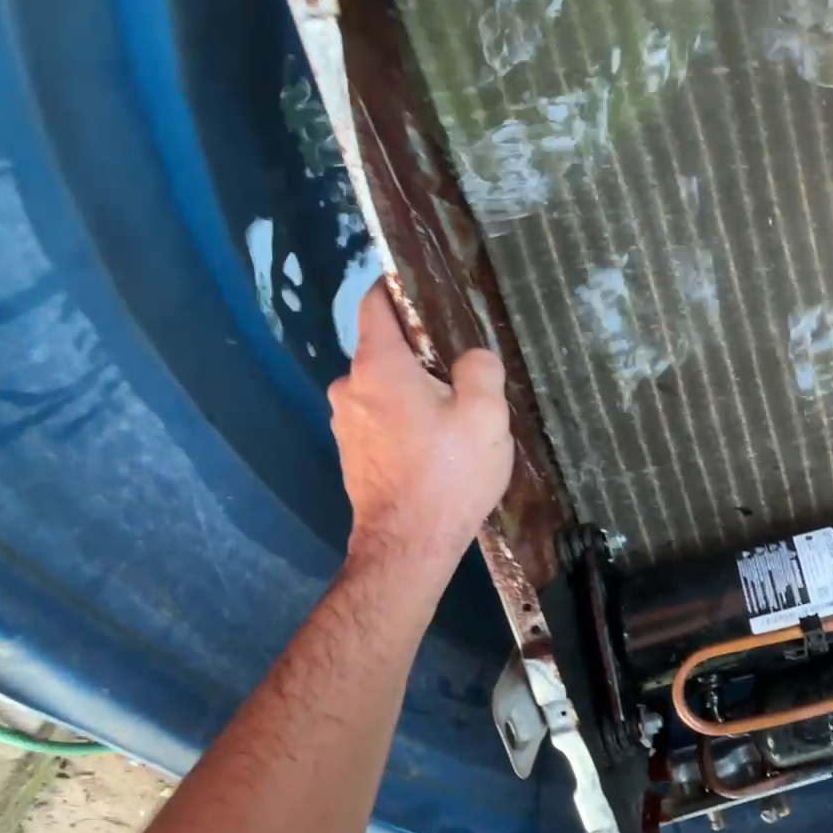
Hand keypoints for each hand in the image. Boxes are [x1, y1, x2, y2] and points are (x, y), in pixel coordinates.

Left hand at [328, 281, 512, 563]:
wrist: (409, 544)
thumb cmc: (448, 472)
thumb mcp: (486, 413)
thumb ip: (480, 369)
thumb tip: (471, 358)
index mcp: (378, 366)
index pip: (376, 305)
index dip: (398, 288)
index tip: (425, 289)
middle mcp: (349, 387)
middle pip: (389, 353)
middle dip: (426, 359)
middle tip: (467, 383)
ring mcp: (345, 424)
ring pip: (388, 391)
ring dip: (419, 397)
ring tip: (458, 424)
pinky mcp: (353, 455)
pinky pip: (383, 421)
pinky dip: (408, 424)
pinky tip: (438, 451)